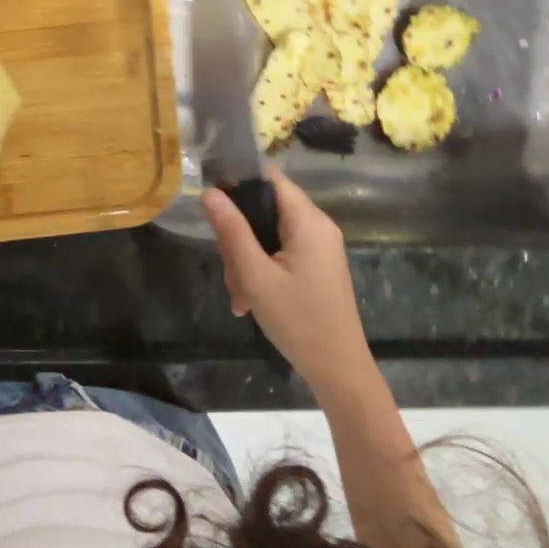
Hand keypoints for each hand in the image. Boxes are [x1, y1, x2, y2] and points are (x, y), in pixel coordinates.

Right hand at [202, 165, 373, 394]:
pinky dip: (260, 271)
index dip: (239, 182)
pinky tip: (250, 301)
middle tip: (231, 272)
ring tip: (241, 297)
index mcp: (308, 221)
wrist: (338, 369)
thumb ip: (232, 230)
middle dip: (238, 239)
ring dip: (246, 261)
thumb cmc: (297, 319)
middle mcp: (317, 227)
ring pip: (267, 236)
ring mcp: (317, 248)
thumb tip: (210, 192)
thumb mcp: (255, 274)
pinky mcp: (315, 266)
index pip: (270, 178)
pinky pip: (278, 254)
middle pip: (264, 210)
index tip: (212, 201)